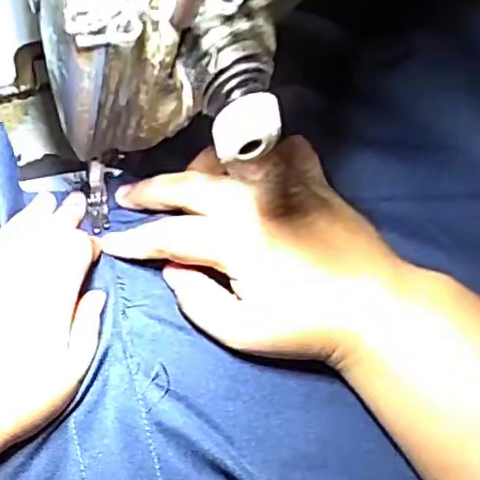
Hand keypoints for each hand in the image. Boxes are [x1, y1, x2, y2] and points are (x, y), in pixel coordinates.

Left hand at [0, 192, 105, 453]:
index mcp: (51, 292)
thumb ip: (87, 329)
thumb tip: (94, 295)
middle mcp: (15, 273)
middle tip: (73, 203)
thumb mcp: (71, 373)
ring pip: (5, 233)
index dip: (87, 243)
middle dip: (62, 217)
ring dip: (26, 216)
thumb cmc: (20, 401)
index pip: (74, 249)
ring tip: (41, 203)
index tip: (94, 248)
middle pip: (43, 233)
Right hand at [96, 138, 423, 370]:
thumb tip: (171, 270)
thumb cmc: (302, 327)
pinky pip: (279, 149)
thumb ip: (197, 300)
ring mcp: (286, 184)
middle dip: (151, 192)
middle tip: (127, 197)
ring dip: (197, 169)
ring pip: (228, 159)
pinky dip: (257, 156)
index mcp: (234, 240)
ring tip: (183, 185)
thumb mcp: (240, 330)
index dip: (135, 241)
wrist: (370, 306)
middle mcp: (255, 200)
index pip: (169, 236)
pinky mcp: (313, 180)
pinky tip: (249, 173)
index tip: (110, 242)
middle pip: (189, 185)